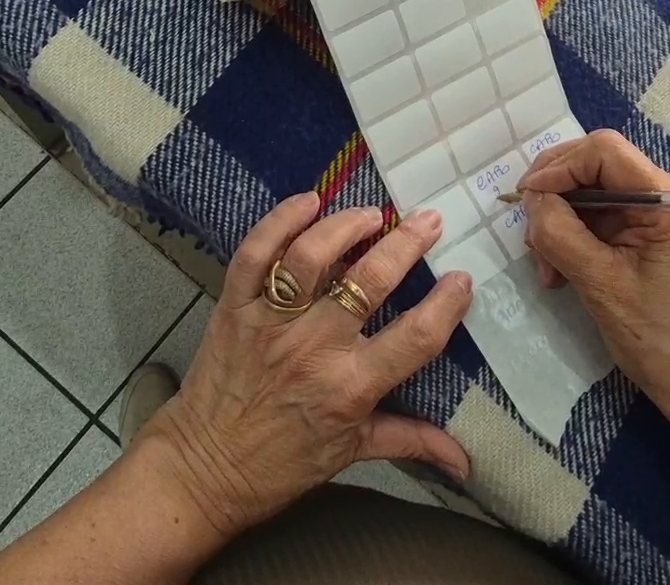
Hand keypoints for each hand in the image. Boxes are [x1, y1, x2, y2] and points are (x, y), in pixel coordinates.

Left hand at [131, 194, 473, 541]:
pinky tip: (308, 201)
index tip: (462, 277)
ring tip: (371, 213)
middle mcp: (313, 347)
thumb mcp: (351, 454)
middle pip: (367, 282)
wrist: (203, 469)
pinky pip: (255, 254)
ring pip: (308, 258)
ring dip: (344, 226)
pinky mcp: (235, 306)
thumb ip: (410, 441)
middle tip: (429, 220)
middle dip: (406, 244)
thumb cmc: (282, 463)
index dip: (446, 304)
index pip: (415, 338)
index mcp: (350, 387)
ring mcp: (270, 322)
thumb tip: (466, 461)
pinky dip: (278, 222)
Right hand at [518, 130, 669, 430]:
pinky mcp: (641, 230)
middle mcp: (665, 196)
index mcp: (669, 203)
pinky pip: (593, 213)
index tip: (529, 198)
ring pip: (587, 189)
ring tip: (546, 264)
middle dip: (555, 193)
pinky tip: (558, 268)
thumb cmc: (654, 336)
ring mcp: (653, 213)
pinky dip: (569, 234)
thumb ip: (560, 232)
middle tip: (531, 231)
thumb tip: (532, 198)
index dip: (560, 166)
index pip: (605, 152)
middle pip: (594, 164)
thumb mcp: (598, 282)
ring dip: (558, 219)